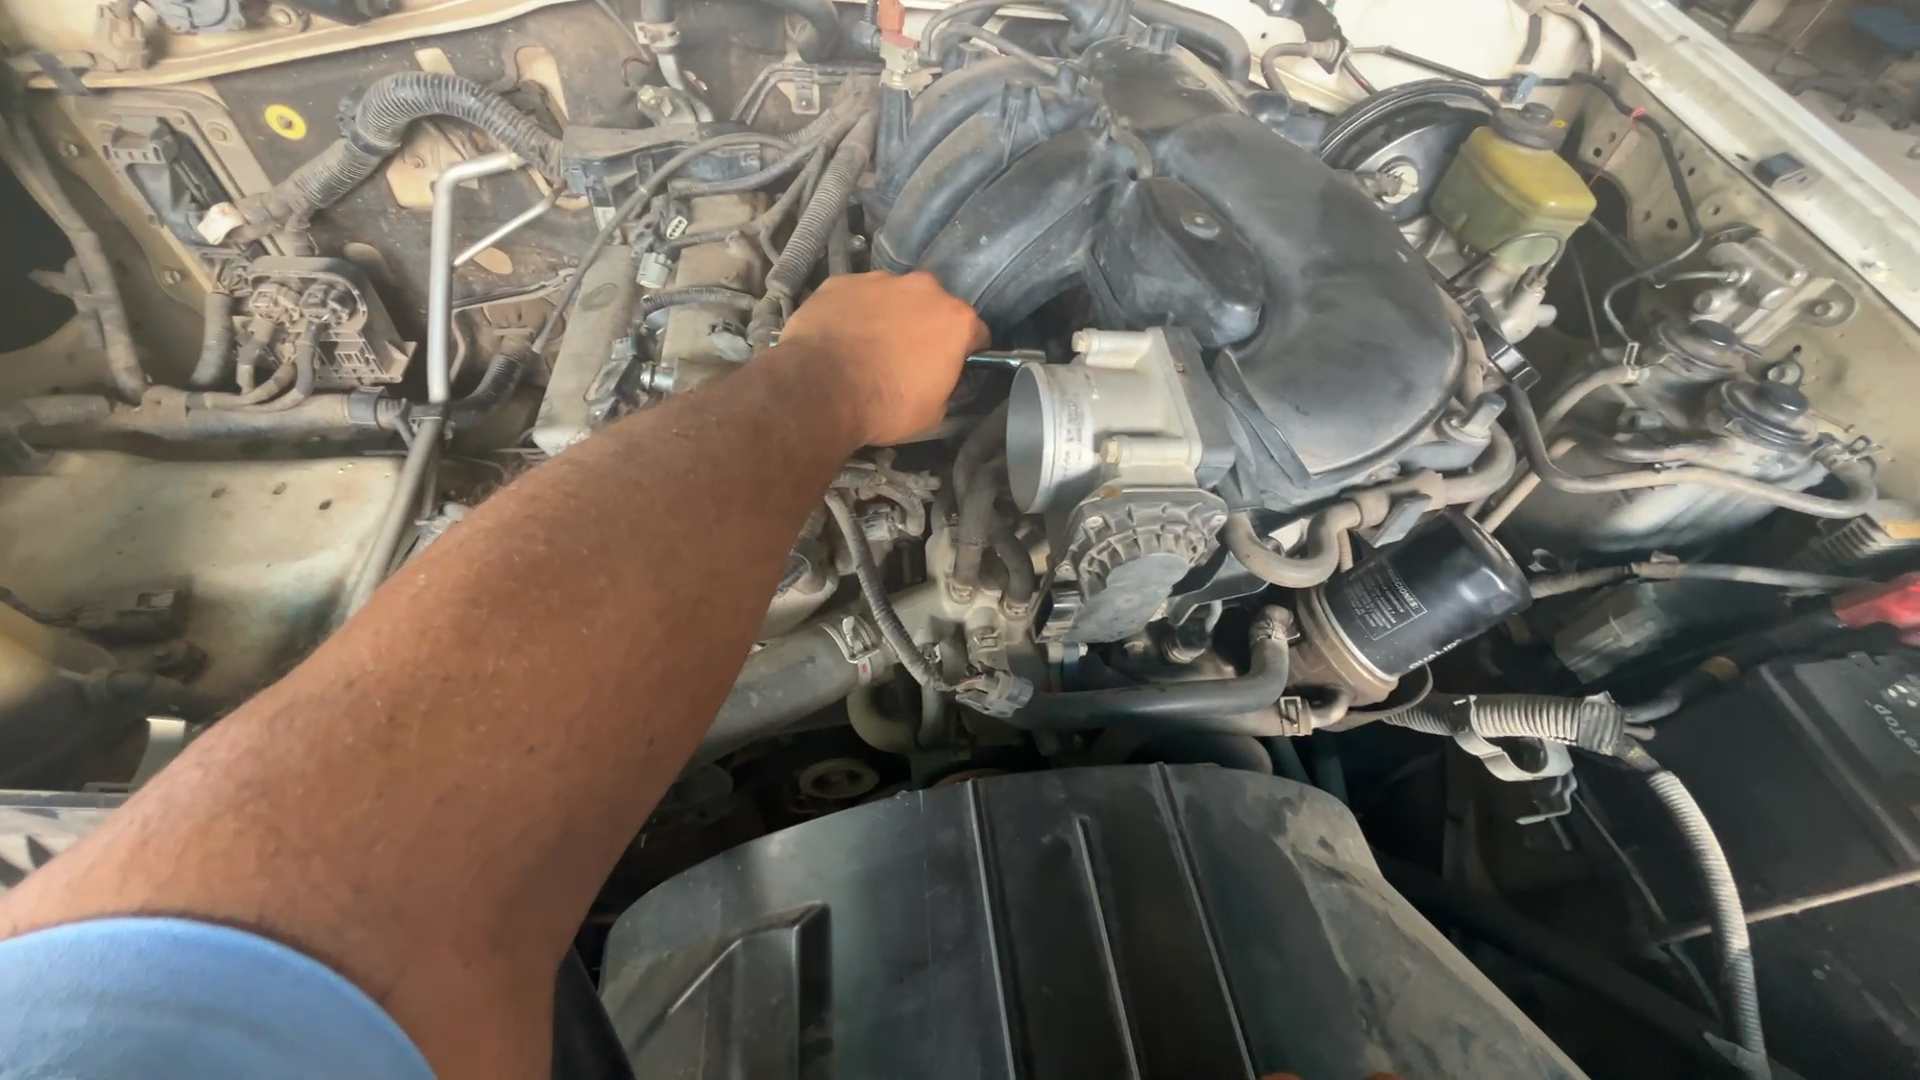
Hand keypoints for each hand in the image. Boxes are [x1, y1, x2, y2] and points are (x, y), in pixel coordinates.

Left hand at [775, 271, 987, 444]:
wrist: (820, 390)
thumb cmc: (886, 405)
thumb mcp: (934, 411)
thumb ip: (946, 385)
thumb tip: (940, 378)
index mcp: (956, 319)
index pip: (977, 333)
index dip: (965, 353)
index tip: (952, 368)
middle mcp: (923, 289)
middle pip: (934, 307)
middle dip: (925, 328)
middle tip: (906, 359)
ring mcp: (880, 280)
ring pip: (893, 298)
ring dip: (888, 317)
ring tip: (868, 348)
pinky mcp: (841, 281)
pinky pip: (856, 297)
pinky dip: (854, 313)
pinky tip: (842, 338)